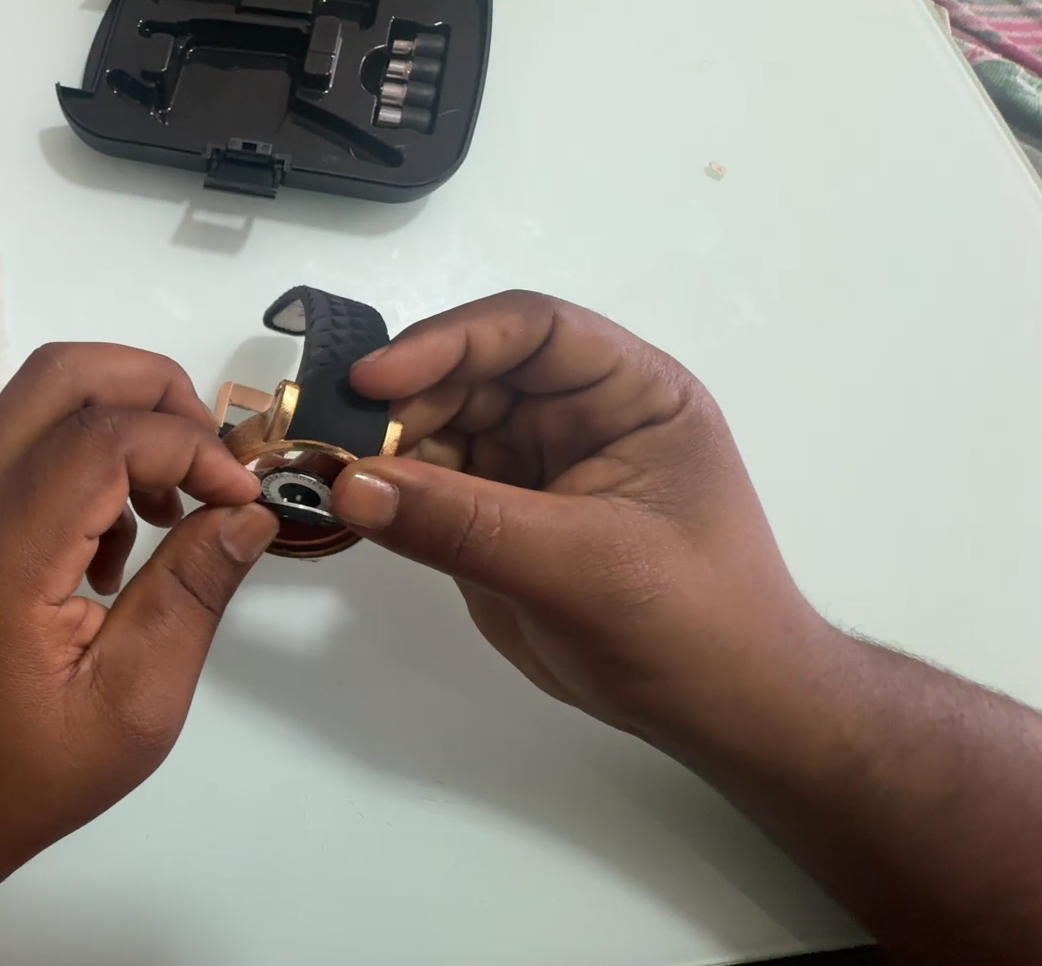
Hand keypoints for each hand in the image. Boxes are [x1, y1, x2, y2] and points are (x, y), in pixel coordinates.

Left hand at [0, 343, 278, 860]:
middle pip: (61, 374)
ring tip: (162, 511)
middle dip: (153, 388)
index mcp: (4, 554)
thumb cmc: (30, 768)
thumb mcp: (136, 700)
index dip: (188, 448)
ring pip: (45, 396)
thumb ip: (193, 592)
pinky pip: (34, 441)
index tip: (239, 497)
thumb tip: (249, 510)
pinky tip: (115, 546)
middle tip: (205, 457)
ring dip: (124, 422)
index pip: (102, 438)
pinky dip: (93, 457)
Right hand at [329, 291, 836, 743]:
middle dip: (398, 403)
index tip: (372, 382)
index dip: (449, 342)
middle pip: (463, 373)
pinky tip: (352, 500)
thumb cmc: (684, 627)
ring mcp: (521, 459)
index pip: (531, 331)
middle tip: (338, 447)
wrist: (707, 711)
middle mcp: (567, 413)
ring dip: (379, 444)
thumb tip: (348, 485)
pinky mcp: (483, 505)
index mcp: (625, 395)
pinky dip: (380, 485)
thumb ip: (462, 525)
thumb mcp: (580, 569)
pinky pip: (417, 477)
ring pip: (430, 422)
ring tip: (333, 475)